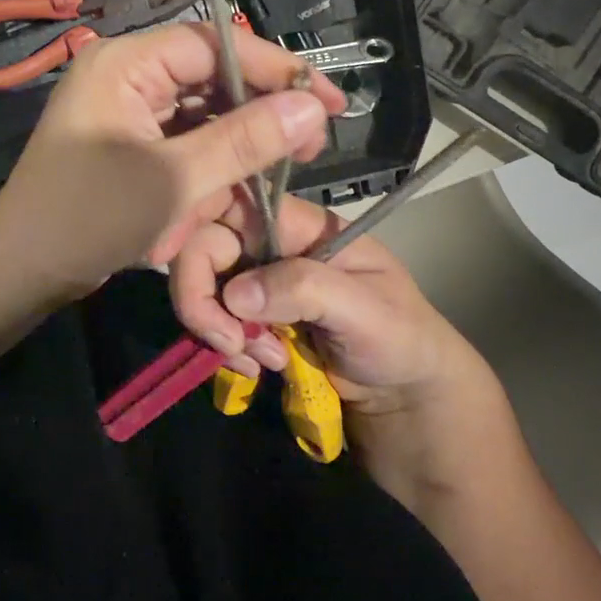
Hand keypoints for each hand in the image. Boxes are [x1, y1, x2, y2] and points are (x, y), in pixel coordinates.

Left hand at [0, 24, 344, 299]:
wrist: (23, 267)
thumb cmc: (88, 217)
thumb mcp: (173, 180)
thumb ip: (244, 140)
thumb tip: (311, 107)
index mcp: (124, 64)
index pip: (212, 44)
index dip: (273, 69)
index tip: (325, 101)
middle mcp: (124, 76)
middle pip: (210, 76)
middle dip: (260, 110)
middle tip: (312, 142)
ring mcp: (124, 111)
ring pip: (202, 112)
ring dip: (240, 140)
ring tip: (286, 165)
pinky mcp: (128, 145)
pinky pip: (183, 139)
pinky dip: (213, 161)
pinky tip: (244, 181)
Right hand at [169, 193, 477, 404]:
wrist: (404, 397)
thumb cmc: (402, 341)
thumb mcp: (368, 312)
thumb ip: (306, 290)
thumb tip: (234, 294)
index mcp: (299, 225)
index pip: (230, 203)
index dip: (197, 226)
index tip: (196, 279)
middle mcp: (268, 246)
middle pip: (202, 248)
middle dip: (202, 298)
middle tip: (232, 343)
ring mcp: (254, 284)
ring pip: (201, 290)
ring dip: (218, 331)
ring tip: (264, 361)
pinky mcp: (247, 319)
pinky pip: (212, 324)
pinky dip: (225, 350)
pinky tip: (259, 369)